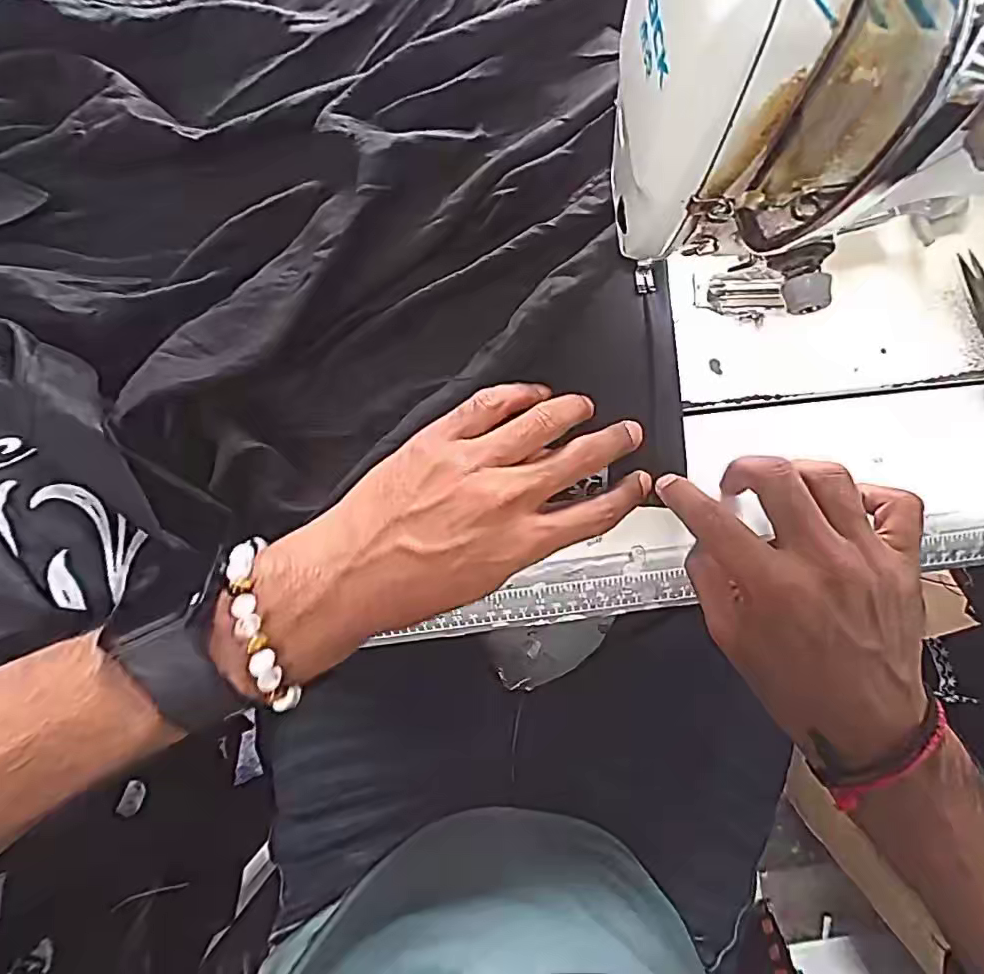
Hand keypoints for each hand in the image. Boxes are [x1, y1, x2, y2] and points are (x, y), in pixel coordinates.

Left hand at [218, 384, 651, 687]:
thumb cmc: (406, 589)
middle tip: (625, 432)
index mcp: (520, 542)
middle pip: (578, 459)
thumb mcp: (484, 581)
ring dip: (571, 410)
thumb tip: (543, 523)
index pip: (593, 513)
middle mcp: (503, 498)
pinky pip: (488, 406)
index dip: (623, 495)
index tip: (635, 483)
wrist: (348, 575)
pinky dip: (516, 395)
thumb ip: (522, 546)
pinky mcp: (440, 440)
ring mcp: (472, 463)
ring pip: (539, 423)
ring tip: (584, 405)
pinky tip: (530, 392)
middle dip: (612, 442)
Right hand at [656, 458, 927, 770]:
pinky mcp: (900, 563)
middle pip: (776, 477)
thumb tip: (701, 543)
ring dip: (795, 471)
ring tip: (784, 487)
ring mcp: (866, 559)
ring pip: (831, 478)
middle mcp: (821, 565)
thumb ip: (710, 583)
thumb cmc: (804, 691)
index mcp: (773, 589)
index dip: (684, 496)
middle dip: (742, 468)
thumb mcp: (734, 641)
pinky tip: (847, 504)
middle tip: (734, 482)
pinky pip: (897, 502)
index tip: (677, 488)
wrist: (869, 725)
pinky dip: (869, 492)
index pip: (714, 520)